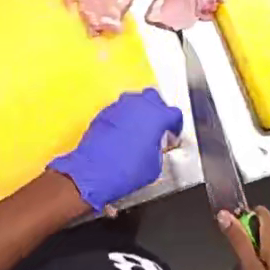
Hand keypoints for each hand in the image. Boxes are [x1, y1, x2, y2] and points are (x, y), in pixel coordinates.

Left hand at [48, 89, 183, 210]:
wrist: (94, 172)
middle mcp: (137, 105)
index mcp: (157, 115)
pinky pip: (118, 111)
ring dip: (138, 112)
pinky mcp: (102, 114)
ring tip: (138, 130)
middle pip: (153, 97)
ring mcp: (118, 107)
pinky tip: (122, 134)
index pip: (174, 113)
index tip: (172, 135)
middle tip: (157, 126)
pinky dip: (122, 118)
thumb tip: (154, 146)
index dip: (175, 126)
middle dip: (157, 109)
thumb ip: (158, 147)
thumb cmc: (127, 169)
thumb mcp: (155, 164)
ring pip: (133, 101)